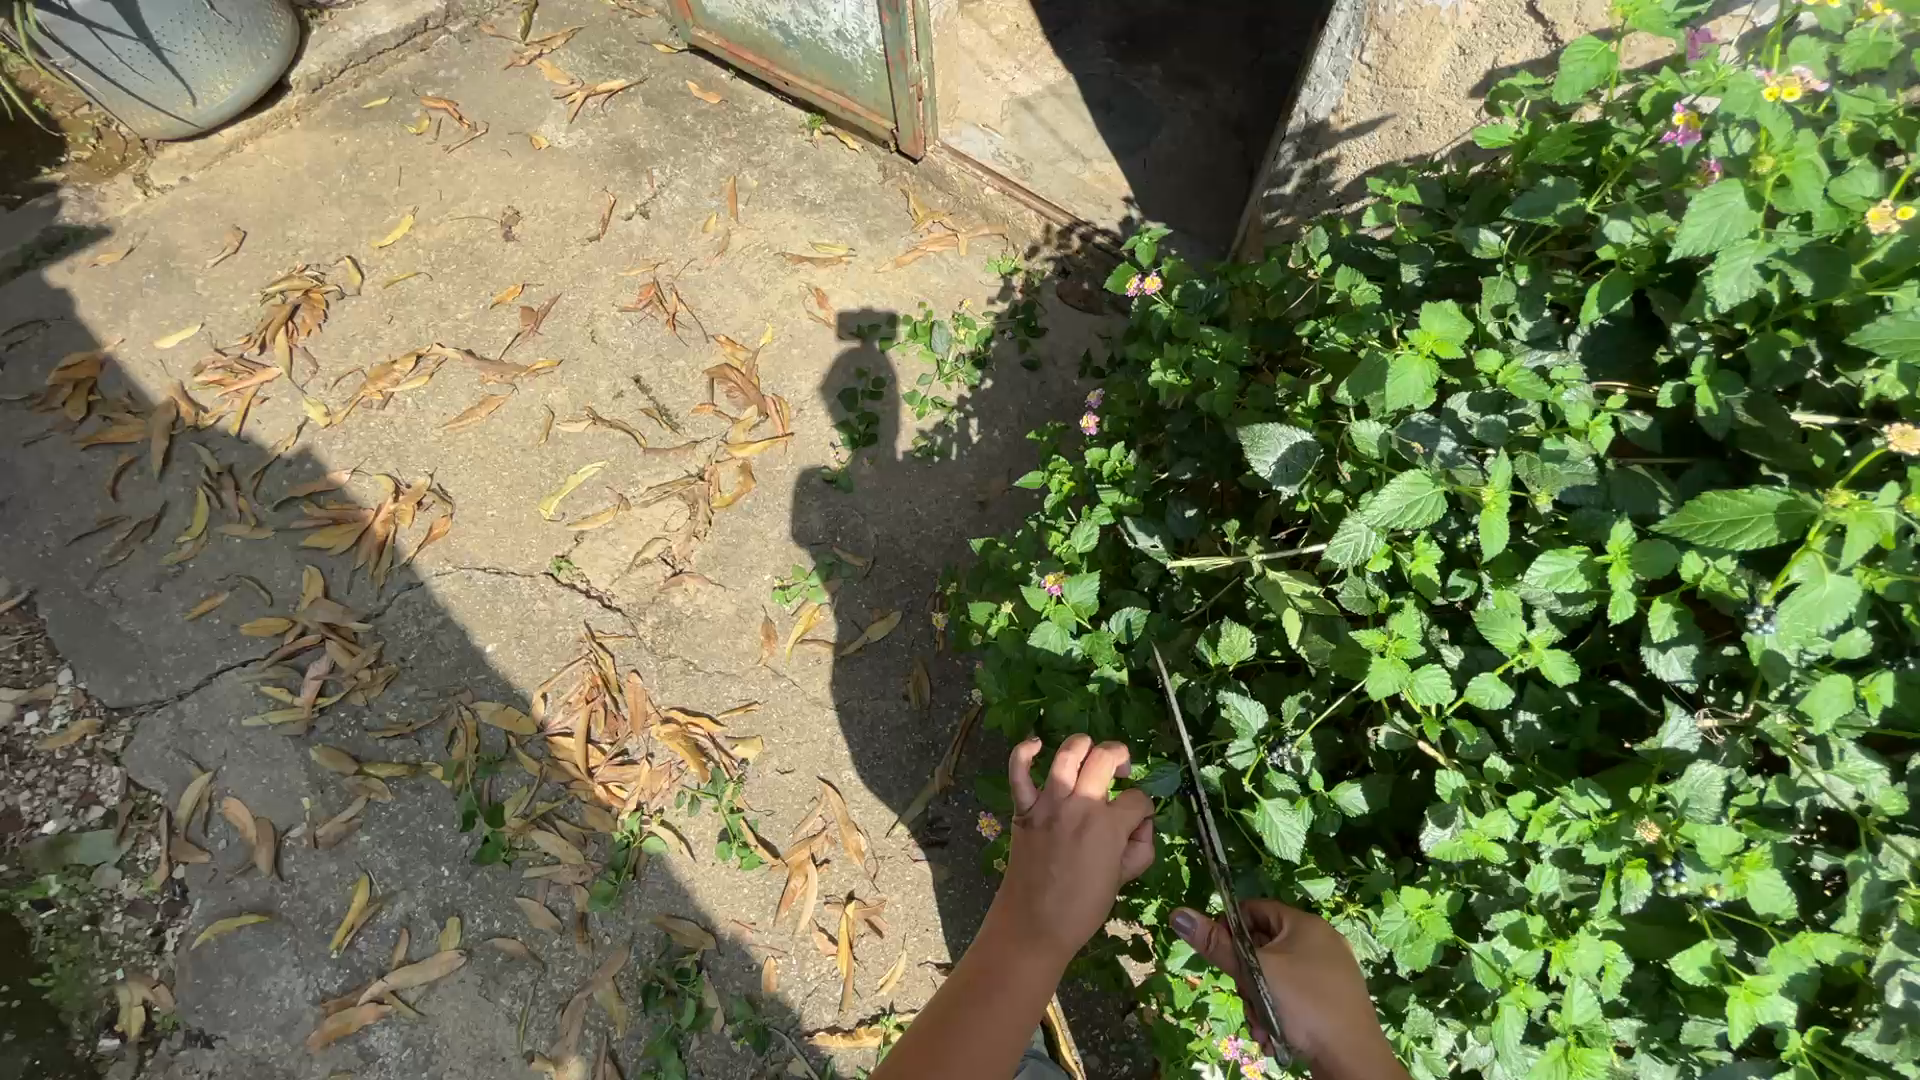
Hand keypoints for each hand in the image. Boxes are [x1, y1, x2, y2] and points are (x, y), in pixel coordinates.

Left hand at [987, 735, 1155, 964]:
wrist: (1034, 923)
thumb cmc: (1082, 907)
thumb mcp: (1124, 880)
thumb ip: (1140, 848)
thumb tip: (1141, 824)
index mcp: (1109, 826)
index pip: (1137, 799)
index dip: (1143, 808)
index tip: (1138, 820)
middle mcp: (1080, 805)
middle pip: (1104, 759)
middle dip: (1120, 756)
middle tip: (1121, 771)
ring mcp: (1048, 804)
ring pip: (1067, 754)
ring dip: (1082, 743)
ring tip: (1090, 751)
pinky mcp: (1024, 808)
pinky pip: (1018, 772)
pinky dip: (1024, 752)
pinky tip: (1036, 744)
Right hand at [1172, 900, 1407, 1079]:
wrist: (1355, 1066)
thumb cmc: (1304, 1006)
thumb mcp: (1254, 972)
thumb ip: (1216, 944)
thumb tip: (1177, 914)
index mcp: (1305, 925)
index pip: (1254, 910)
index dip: (1231, 927)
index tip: (1218, 952)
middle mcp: (1320, 943)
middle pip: (1262, 947)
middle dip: (1245, 977)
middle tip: (1243, 996)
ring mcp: (1330, 975)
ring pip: (1274, 977)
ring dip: (1258, 1001)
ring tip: (1259, 1025)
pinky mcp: (1333, 1004)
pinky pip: (1293, 997)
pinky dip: (1278, 1014)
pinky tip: (1272, 1037)